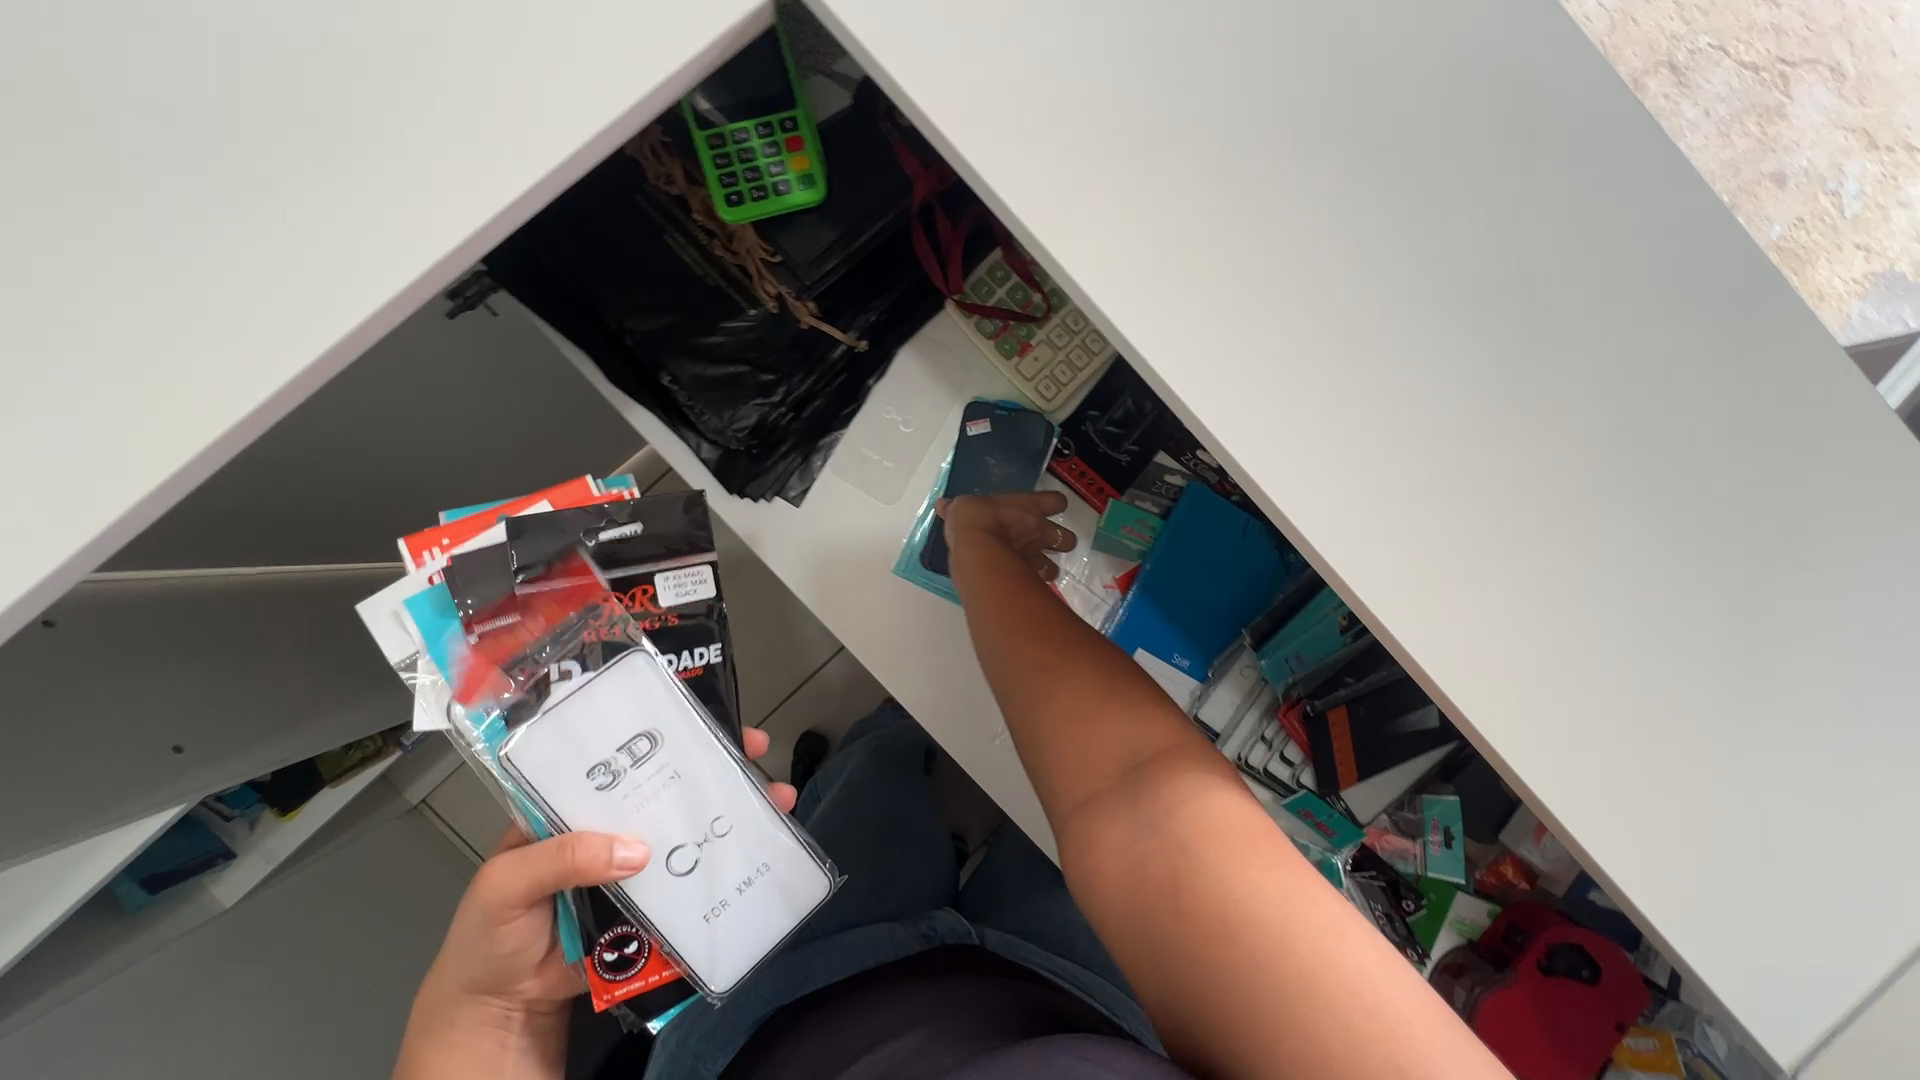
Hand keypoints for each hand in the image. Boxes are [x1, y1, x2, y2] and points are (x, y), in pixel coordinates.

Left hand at [393, 727, 794, 1079]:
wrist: (501, 1008)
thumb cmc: (489, 934)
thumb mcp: (507, 883)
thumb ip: (561, 858)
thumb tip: (637, 851)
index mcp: (572, 807)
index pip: (621, 760)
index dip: (661, 739)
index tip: (702, 724)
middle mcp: (612, 827)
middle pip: (667, 790)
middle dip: (714, 768)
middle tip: (754, 752)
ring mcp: (636, 866)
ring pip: (687, 834)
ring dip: (730, 816)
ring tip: (775, 801)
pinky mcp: (655, 906)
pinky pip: (690, 885)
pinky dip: (722, 871)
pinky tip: (756, 856)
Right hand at [939, 491, 1077, 580]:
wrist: (979, 551)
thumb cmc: (975, 521)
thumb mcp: (962, 509)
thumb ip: (957, 508)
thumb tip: (944, 505)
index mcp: (1029, 507)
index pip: (1057, 501)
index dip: (1054, 505)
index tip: (1047, 508)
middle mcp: (1040, 530)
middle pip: (1068, 538)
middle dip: (1060, 543)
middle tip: (1043, 545)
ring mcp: (1038, 556)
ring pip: (1057, 565)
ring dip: (1048, 568)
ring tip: (1035, 570)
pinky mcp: (1030, 578)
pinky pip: (1040, 583)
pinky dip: (1034, 585)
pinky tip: (1023, 586)